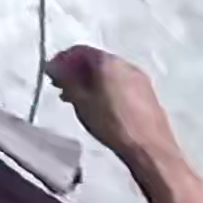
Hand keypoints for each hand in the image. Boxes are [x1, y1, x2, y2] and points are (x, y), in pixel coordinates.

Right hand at [45, 44, 180, 171]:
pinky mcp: (149, 95)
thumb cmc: (111, 123)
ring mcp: (140, 79)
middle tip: (62, 87)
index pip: (79, 50)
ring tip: (78, 99)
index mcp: (108, 61)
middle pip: (95, 60)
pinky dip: (105, 89)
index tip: (51, 74)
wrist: (151, 151)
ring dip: (90, 82)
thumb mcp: (81, 101)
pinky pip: (120, 83)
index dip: (62, 60)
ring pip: (108, 73)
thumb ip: (65, 79)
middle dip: (76, 71)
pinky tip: (99, 106)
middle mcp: (126, 64)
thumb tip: (53, 67)